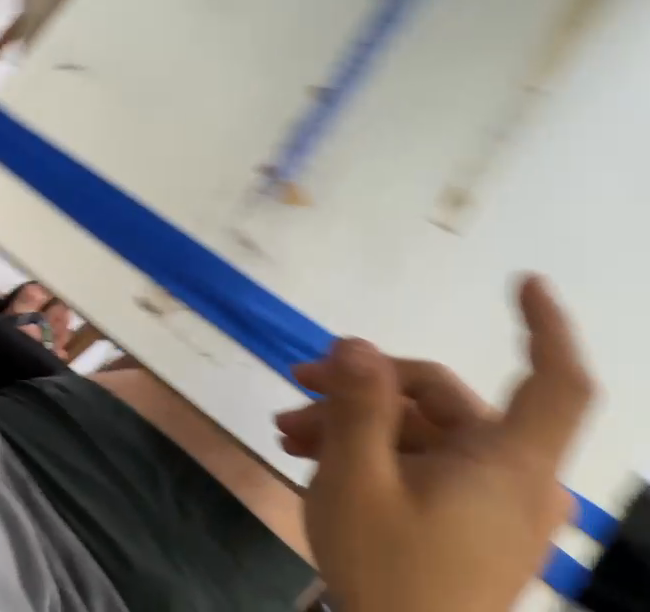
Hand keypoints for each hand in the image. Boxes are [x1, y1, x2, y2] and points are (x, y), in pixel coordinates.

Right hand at [274, 275, 595, 611]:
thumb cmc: (385, 561)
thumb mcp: (354, 478)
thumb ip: (358, 406)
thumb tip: (356, 344)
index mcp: (506, 464)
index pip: (556, 385)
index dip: (546, 329)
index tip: (525, 280)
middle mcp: (513, 477)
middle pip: (443, 398)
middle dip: (361, 383)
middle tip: (293, 383)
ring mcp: (492, 500)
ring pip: (419, 428)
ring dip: (350, 418)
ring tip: (286, 430)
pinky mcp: (471, 518)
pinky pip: (421, 459)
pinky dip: (368, 446)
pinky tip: (309, 451)